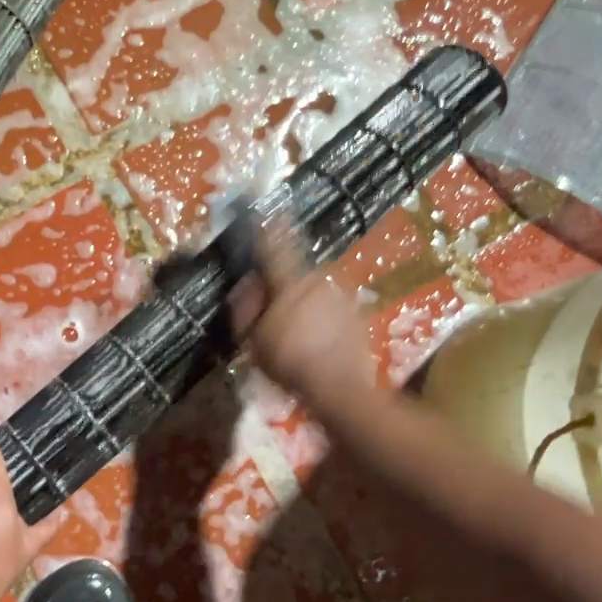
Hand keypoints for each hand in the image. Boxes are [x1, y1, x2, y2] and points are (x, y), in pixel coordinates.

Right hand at [228, 221, 373, 396]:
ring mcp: (342, 297)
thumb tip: (244, 285)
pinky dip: (324, 319)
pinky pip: (333, 309)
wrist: (341, 388)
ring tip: (298, 332)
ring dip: (306, 304)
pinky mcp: (358, 314)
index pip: (274, 247)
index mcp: (289, 284)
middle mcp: (318, 281)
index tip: (263, 212)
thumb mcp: (253, 341)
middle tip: (274, 309)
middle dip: (285, 285)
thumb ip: (244, 309)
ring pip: (316, 292)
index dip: (266, 229)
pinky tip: (318, 342)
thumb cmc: (290, 363)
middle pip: (296, 274)